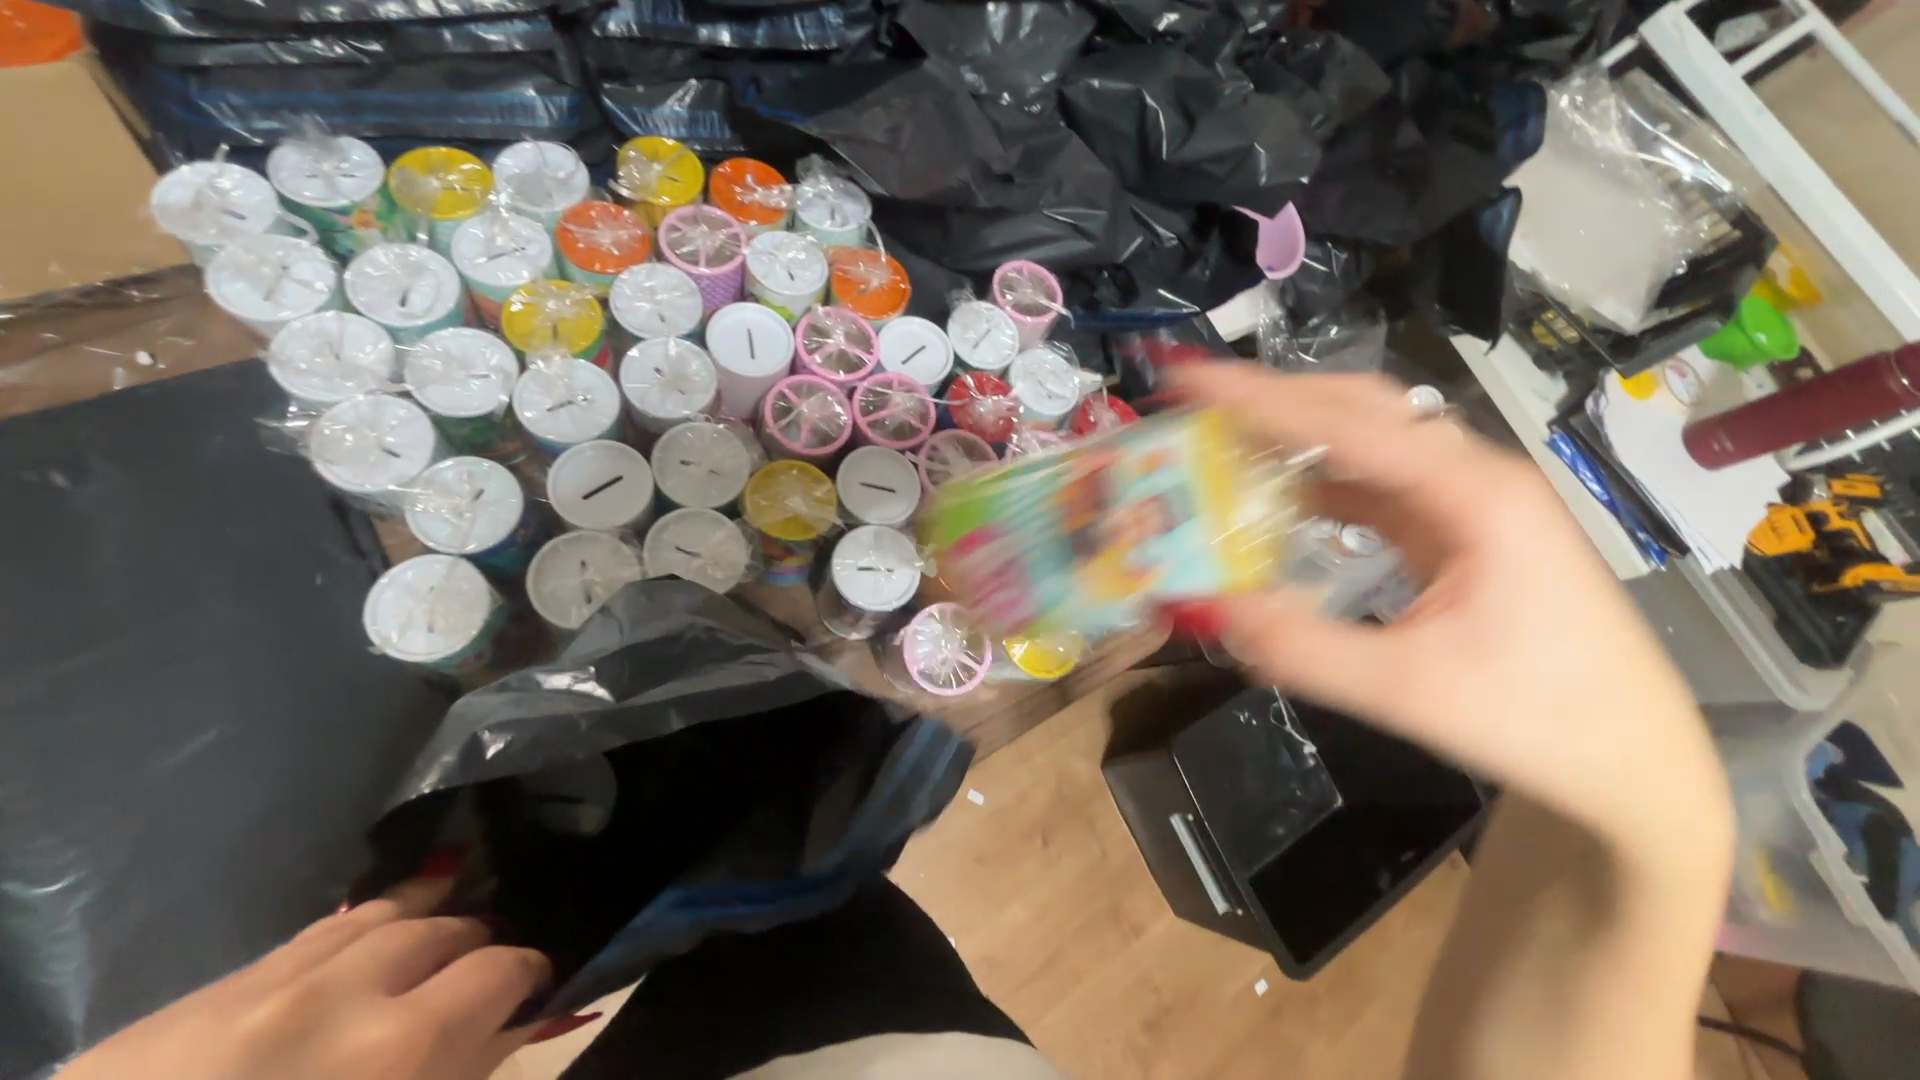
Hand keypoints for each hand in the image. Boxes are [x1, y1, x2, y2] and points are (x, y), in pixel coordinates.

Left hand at [58, 875, 551, 1079]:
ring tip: (446, 912)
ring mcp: (266, 985)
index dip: (529, 974)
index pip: (500, 970)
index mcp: (396, 1053)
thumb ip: (462, 1076)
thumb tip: (514, 1022)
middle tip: (485, 964)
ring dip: (424, 913)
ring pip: (377, 915)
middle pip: (444, 931)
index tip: (535, 986)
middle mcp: (341, 997)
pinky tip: (369, 929)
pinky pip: (308, 937)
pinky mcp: (204, 993)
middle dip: (476, 943)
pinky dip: (355, 929)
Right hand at [1172, 365, 1725, 848]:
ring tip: (1222, 435)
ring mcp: (1467, 501)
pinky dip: (1318, 480)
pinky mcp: (1457, 530)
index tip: (1192, 382)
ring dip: (1295, 433)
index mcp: (1474, 496)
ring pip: (1369, 440)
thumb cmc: (1536, 719)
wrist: (1627, 758)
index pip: (1350, 425)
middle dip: (1277, 397)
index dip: (1263, 400)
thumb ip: (1301, 648)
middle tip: (1199, 400)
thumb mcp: (1406, 690)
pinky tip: (1276, 493)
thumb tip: (1206, 608)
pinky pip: (1375, 485)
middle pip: (1363, 409)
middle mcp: (1473, 479)